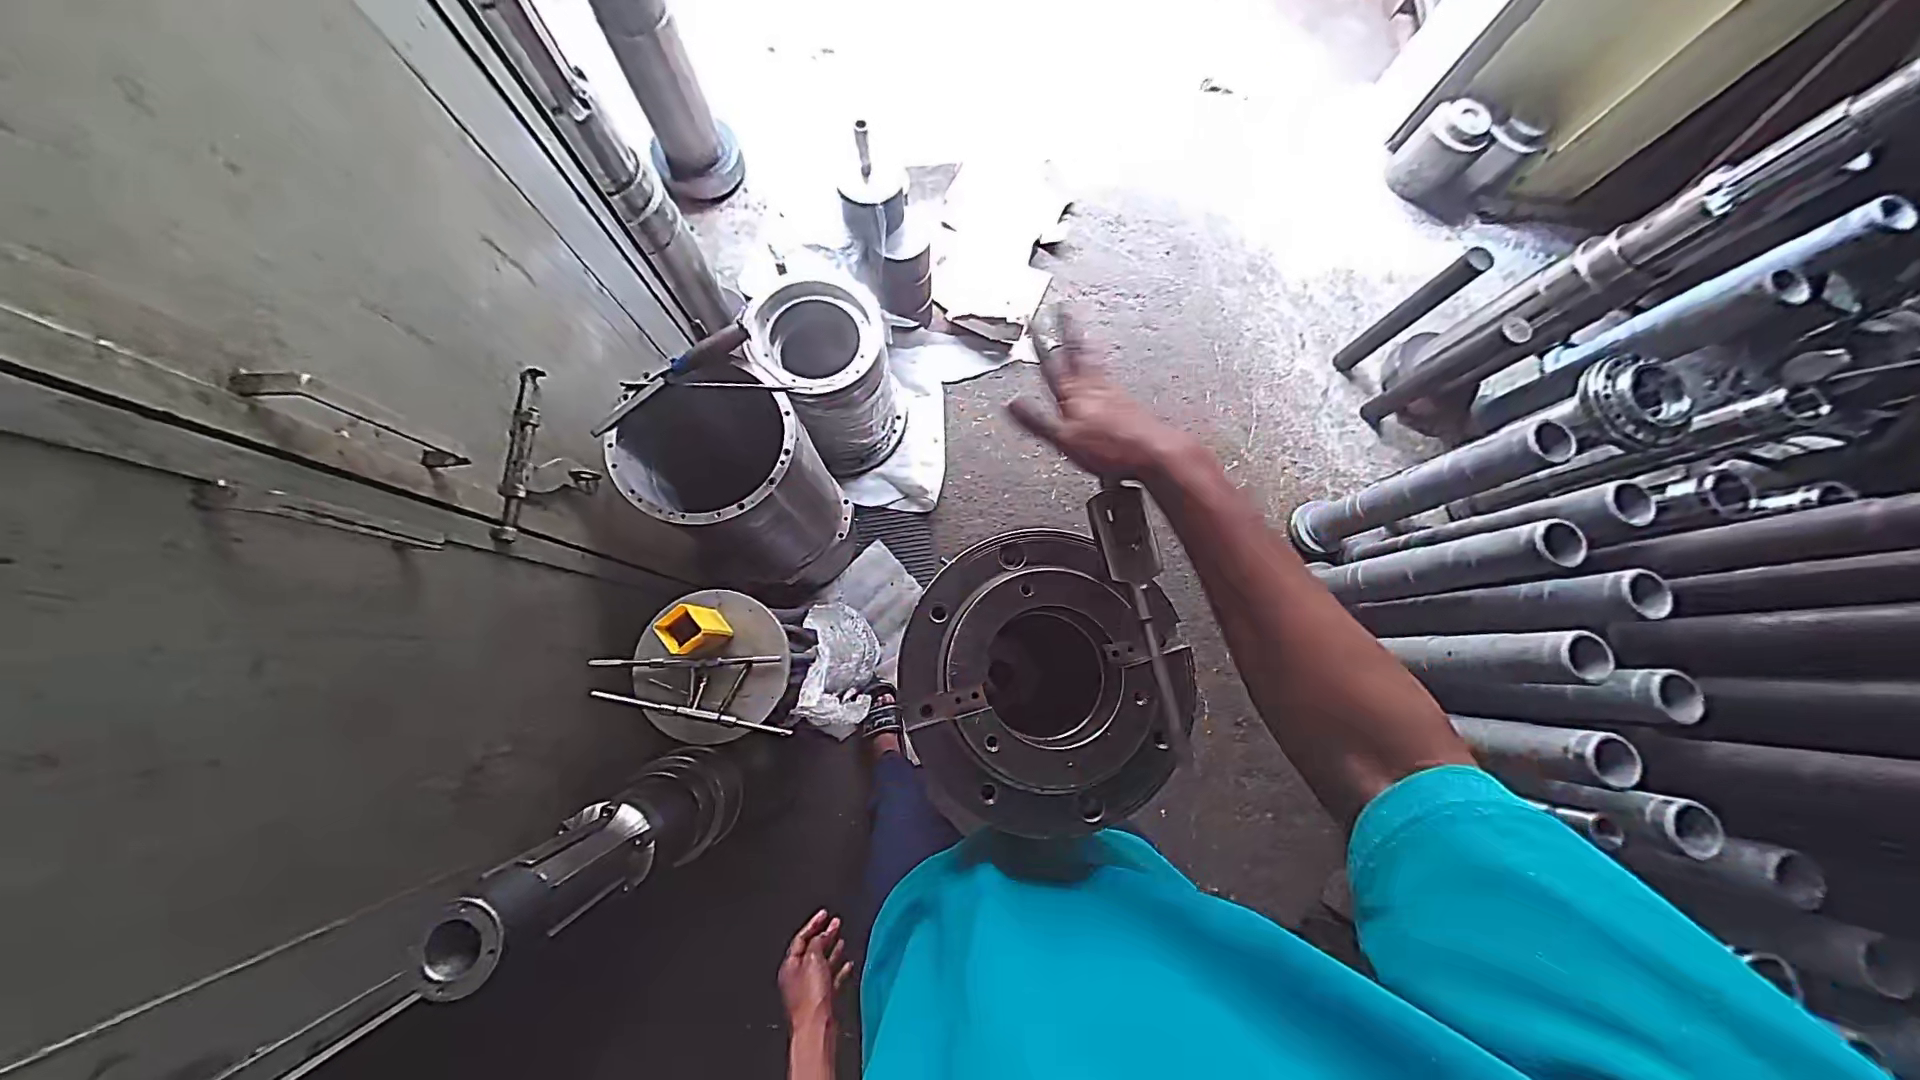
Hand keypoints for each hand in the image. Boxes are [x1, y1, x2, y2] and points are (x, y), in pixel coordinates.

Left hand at [778, 909, 852, 1032]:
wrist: (816, 1027)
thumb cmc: (810, 997)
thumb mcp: (813, 959)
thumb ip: (818, 942)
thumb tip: (823, 933)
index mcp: (790, 965)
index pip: (801, 938)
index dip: (813, 924)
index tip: (824, 913)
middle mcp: (797, 976)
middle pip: (812, 949)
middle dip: (824, 935)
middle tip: (836, 922)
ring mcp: (809, 988)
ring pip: (822, 963)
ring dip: (832, 950)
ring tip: (842, 939)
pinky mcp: (822, 999)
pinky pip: (831, 978)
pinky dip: (839, 969)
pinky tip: (847, 964)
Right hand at [1007, 307, 1195, 479]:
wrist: (1152, 451)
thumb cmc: (1110, 447)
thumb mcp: (1062, 437)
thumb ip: (1036, 419)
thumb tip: (1012, 403)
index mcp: (1074, 392)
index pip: (1053, 361)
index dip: (1043, 341)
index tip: (1038, 320)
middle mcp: (1095, 385)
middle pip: (1079, 351)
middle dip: (1070, 328)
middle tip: (1067, 308)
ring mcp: (1113, 391)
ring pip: (1096, 361)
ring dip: (1088, 345)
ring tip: (1086, 333)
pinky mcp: (1127, 402)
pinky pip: (1110, 378)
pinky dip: (1103, 369)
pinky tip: (1105, 375)